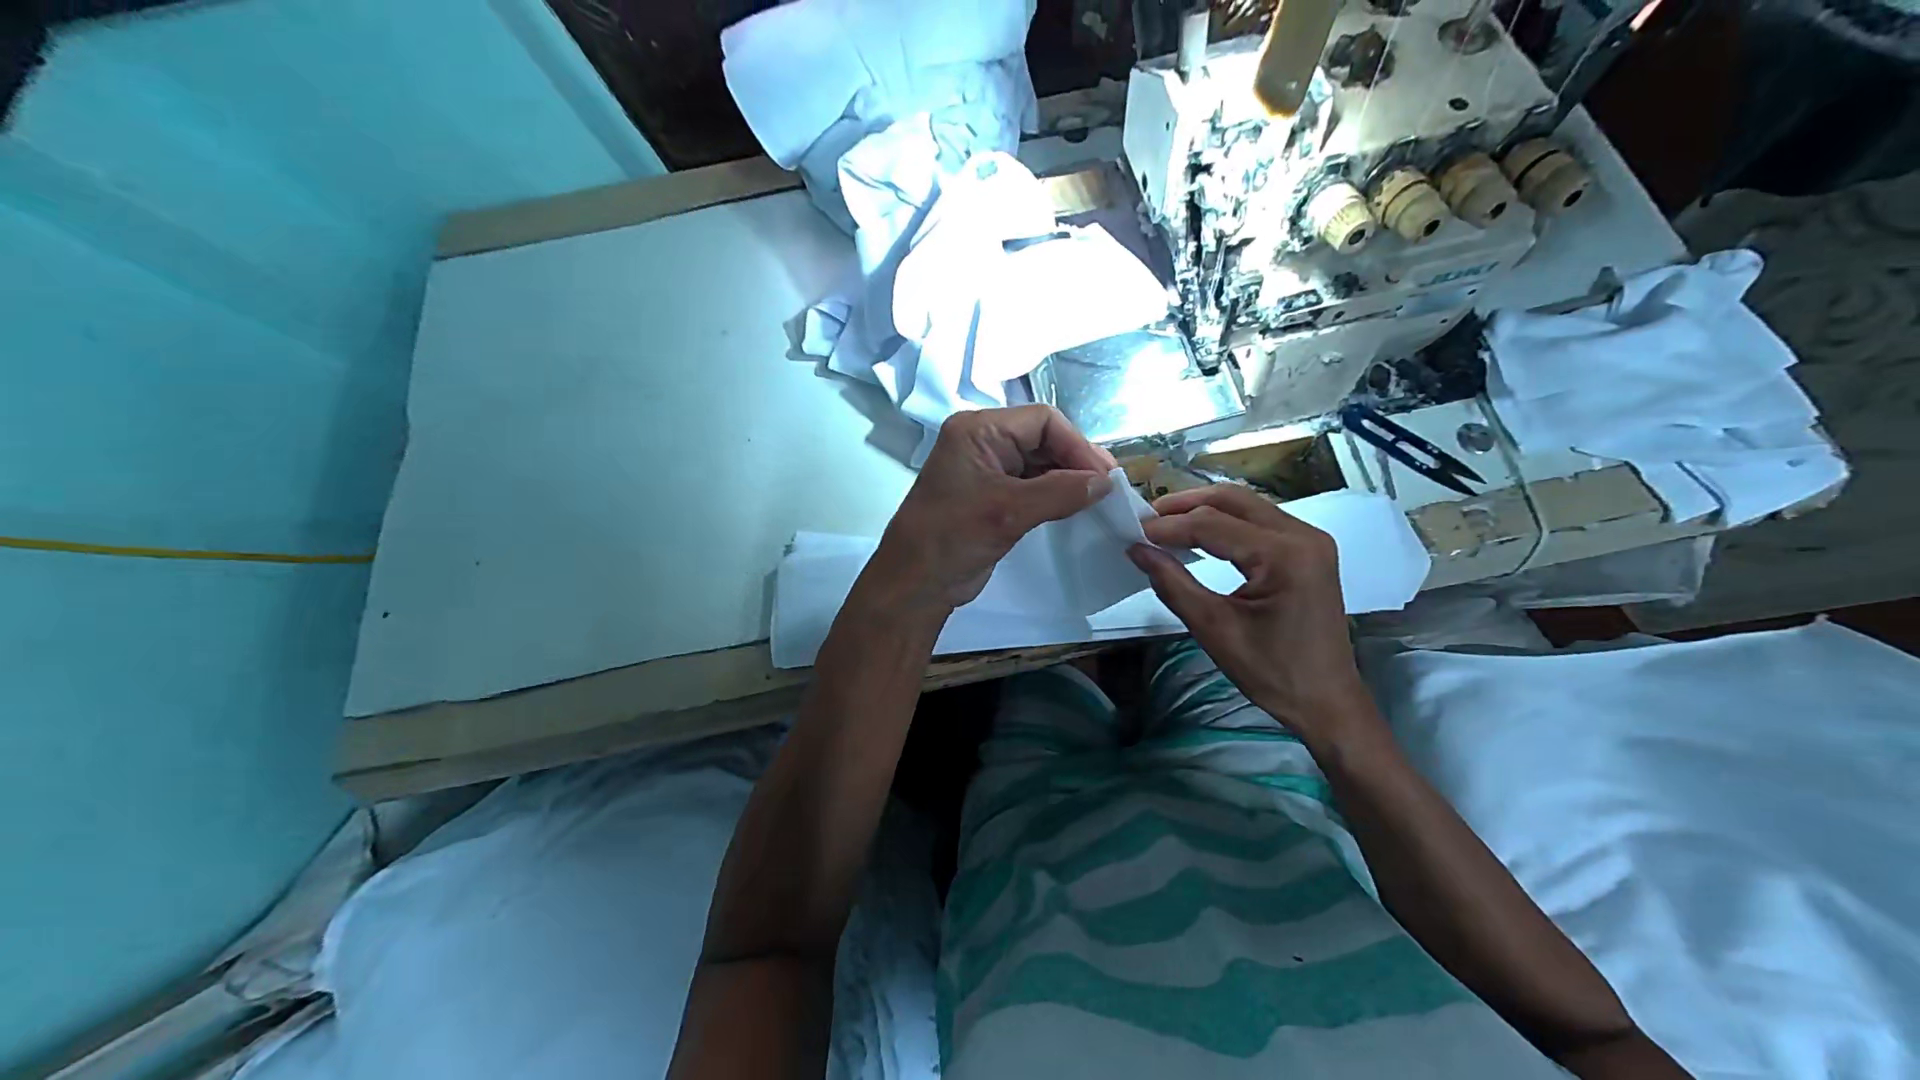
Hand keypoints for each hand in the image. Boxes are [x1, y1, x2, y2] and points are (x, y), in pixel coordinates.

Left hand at [870, 405, 1116, 608]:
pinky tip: (1076, 507)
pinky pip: (1031, 484)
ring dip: (1068, 478)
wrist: (915, 583)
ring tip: (1098, 499)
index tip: (1104, 476)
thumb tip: (1105, 483)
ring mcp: (986, 469)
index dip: (1077, 445)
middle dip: (1075, 460)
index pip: (1042, 421)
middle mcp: (982, 442)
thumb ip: (1060, 492)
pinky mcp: (991, 495)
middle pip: (1042, 438)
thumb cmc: (953, 537)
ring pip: (1039, 462)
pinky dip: (1055, 494)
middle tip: (1108, 488)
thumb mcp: (1009, 511)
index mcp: (978, 430)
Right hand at [1128, 485, 1372, 740]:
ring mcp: (1310, 540)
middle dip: (1186, 505)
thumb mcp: (1214, 628)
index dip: (1169, 526)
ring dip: (1204, 510)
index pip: (1213, 524)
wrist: (1325, 701)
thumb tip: (1137, 550)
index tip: (1134, 533)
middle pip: (1233, 500)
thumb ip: (1173, 583)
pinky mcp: (1308, 550)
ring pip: (1247, 505)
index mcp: (1285, 556)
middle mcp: (1303, 536)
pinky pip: (1260, 521)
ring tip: (1166, 524)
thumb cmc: (1271, 672)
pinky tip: (1199, 535)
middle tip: (1146, 518)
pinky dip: (1225, 522)